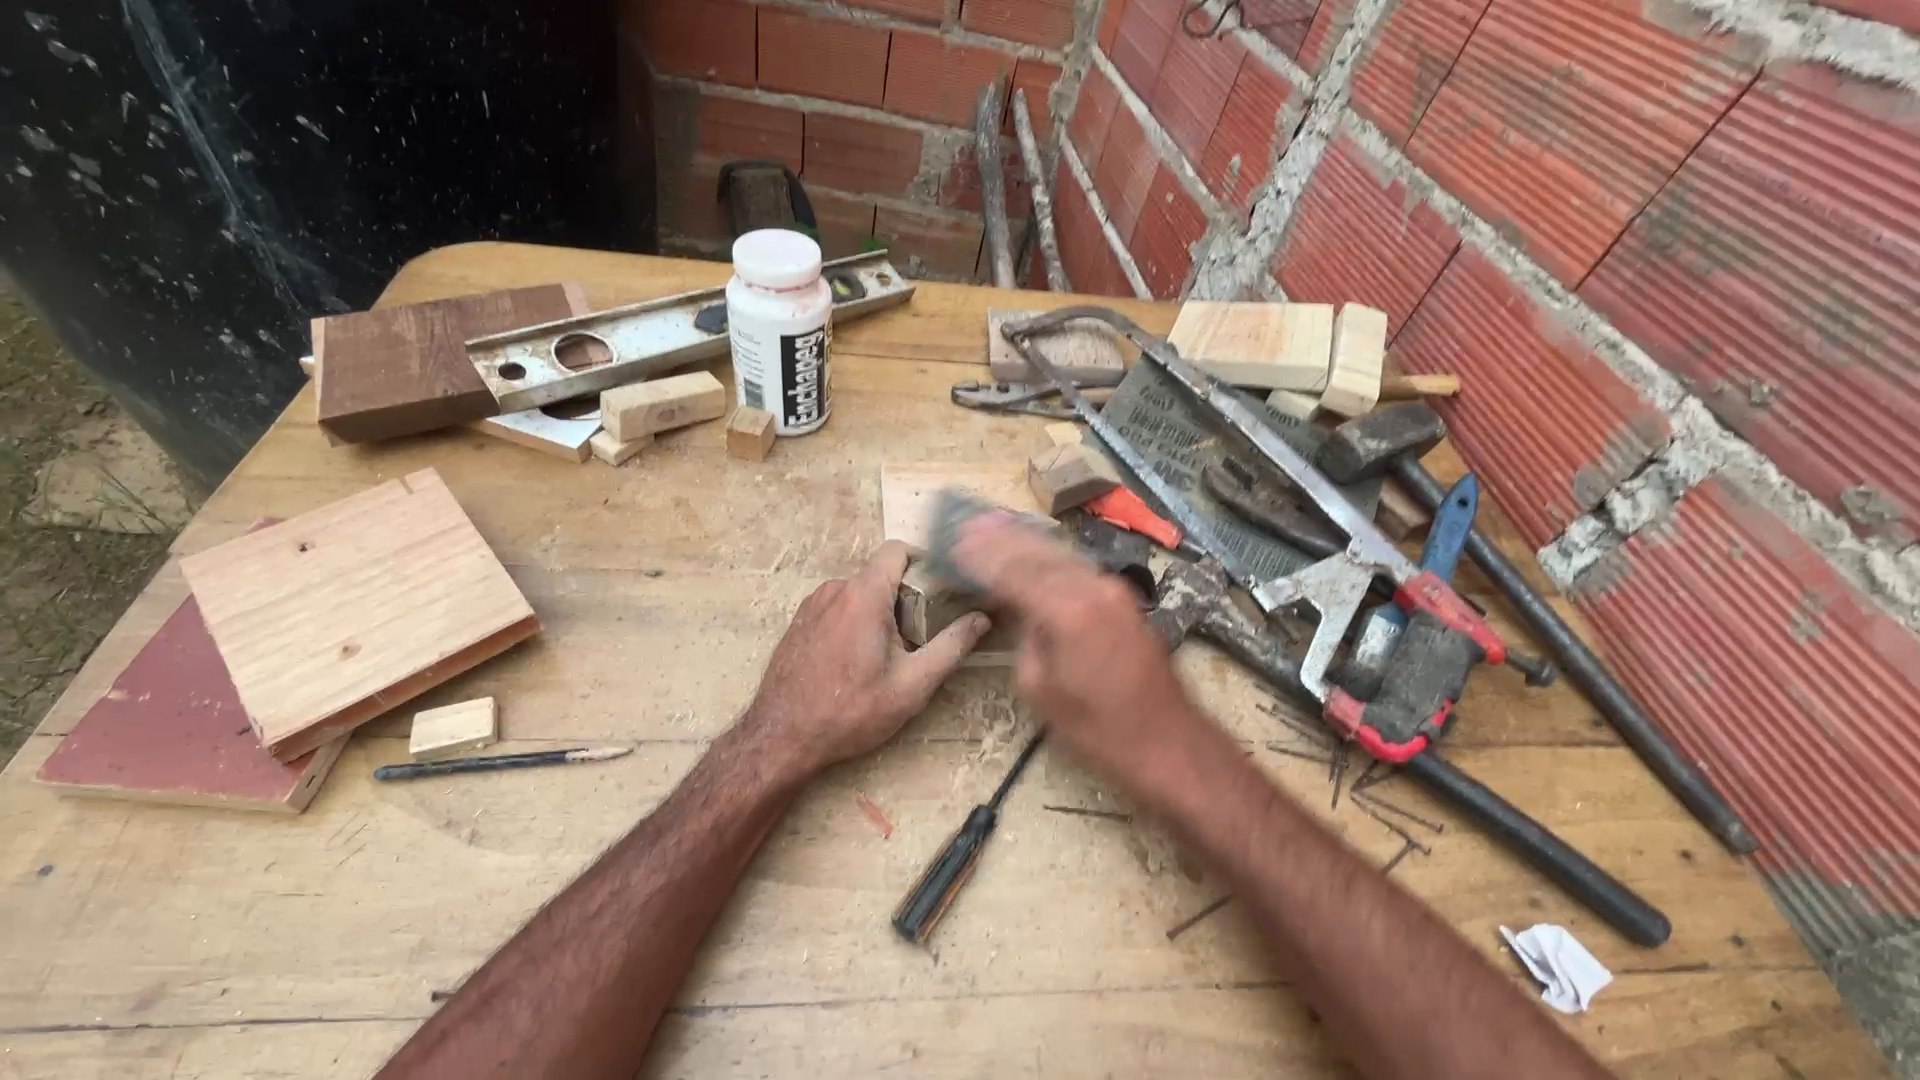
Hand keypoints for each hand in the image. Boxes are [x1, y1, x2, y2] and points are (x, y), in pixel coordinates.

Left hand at [743, 540, 990, 775]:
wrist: (783, 737)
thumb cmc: (850, 712)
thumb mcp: (912, 685)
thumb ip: (951, 647)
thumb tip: (981, 619)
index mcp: (863, 595)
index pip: (898, 550)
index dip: (924, 563)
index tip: (941, 592)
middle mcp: (835, 590)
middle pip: (882, 575)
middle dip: (905, 600)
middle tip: (918, 639)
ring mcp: (812, 604)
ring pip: (860, 593)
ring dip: (879, 614)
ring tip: (887, 657)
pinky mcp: (800, 622)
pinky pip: (838, 608)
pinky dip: (855, 623)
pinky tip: (857, 662)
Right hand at [949, 514, 1207, 793]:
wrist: (1167, 740)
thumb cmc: (1098, 728)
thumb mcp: (1041, 689)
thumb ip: (1026, 638)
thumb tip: (1022, 611)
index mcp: (1066, 611)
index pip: (1014, 572)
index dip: (983, 557)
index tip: (958, 540)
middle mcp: (1092, 589)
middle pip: (1038, 552)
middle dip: (1002, 538)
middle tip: (972, 522)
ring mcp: (1113, 590)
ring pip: (1062, 553)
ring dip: (1028, 538)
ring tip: (997, 523)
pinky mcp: (1125, 599)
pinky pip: (1079, 565)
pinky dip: (1053, 554)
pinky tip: (1038, 548)